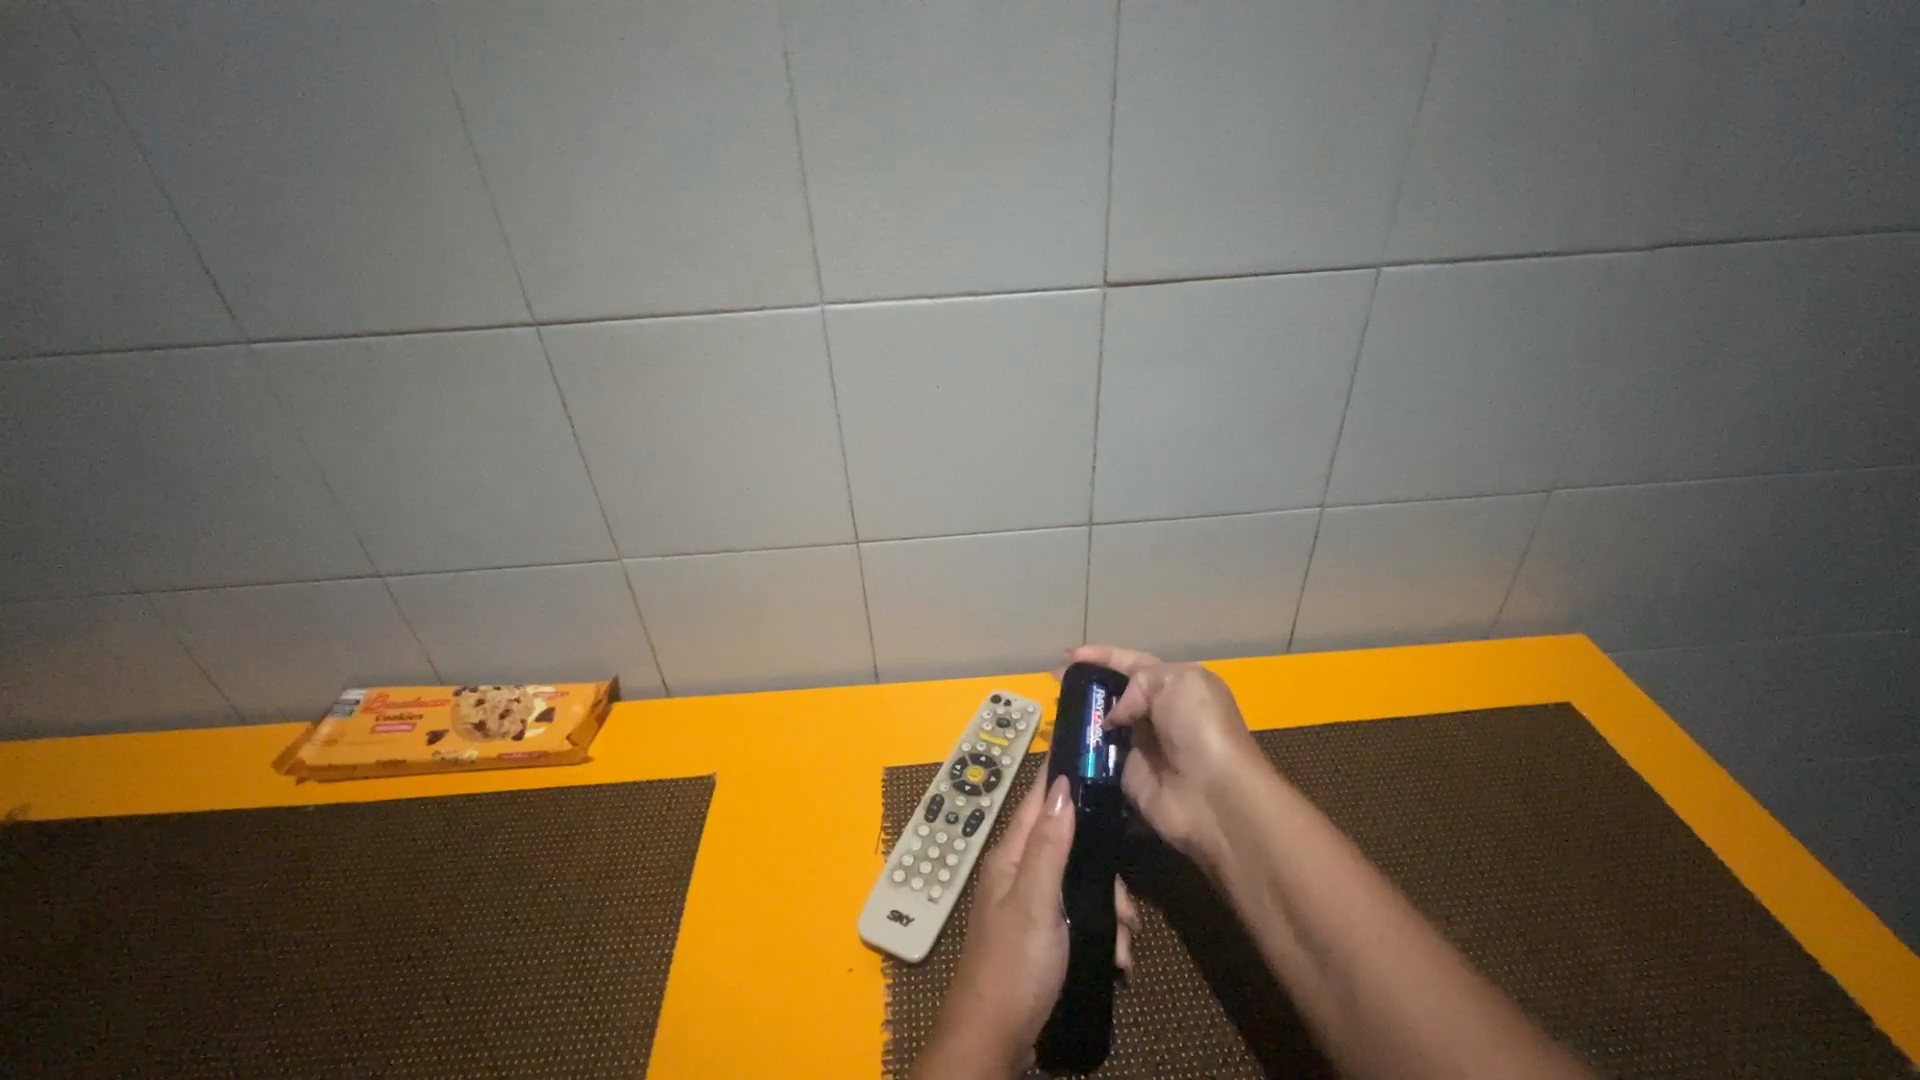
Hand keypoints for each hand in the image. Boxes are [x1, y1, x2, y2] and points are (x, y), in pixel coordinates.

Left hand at [914, 775, 1140, 1079]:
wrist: (995, 1037)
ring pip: (1081, 883)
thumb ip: (1048, 845)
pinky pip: (1080, 916)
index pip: (1039, 800)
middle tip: (1128, 909)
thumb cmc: (1015, 964)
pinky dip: (1103, 933)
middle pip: (1070, 845)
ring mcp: (1031, 904)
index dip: (1064, 777)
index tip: (1096, 757)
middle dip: (1105, 872)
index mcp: (1011, 857)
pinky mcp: (1044, 933)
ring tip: (1126, 943)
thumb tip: (1062, 785)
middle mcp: (1019, 872)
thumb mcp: (1035, 901)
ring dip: (1110, 910)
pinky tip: (1117, 959)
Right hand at [1067, 645, 1264, 861]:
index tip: (1069, 655)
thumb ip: (1139, 682)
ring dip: (1077, 716)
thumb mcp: (1179, 682)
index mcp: (1177, 685)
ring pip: (1101, 724)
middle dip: (1085, 686)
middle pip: (1114, 694)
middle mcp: (1158, 714)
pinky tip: (1057, 740)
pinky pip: (1095, 757)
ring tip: (1052, 708)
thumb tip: (1115, 714)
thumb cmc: (1201, 729)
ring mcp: (1141, 746)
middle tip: (1054, 682)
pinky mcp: (1126, 776)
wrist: (1214, 796)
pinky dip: (1077, 749)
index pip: (1133, 664)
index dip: (1103, 656)